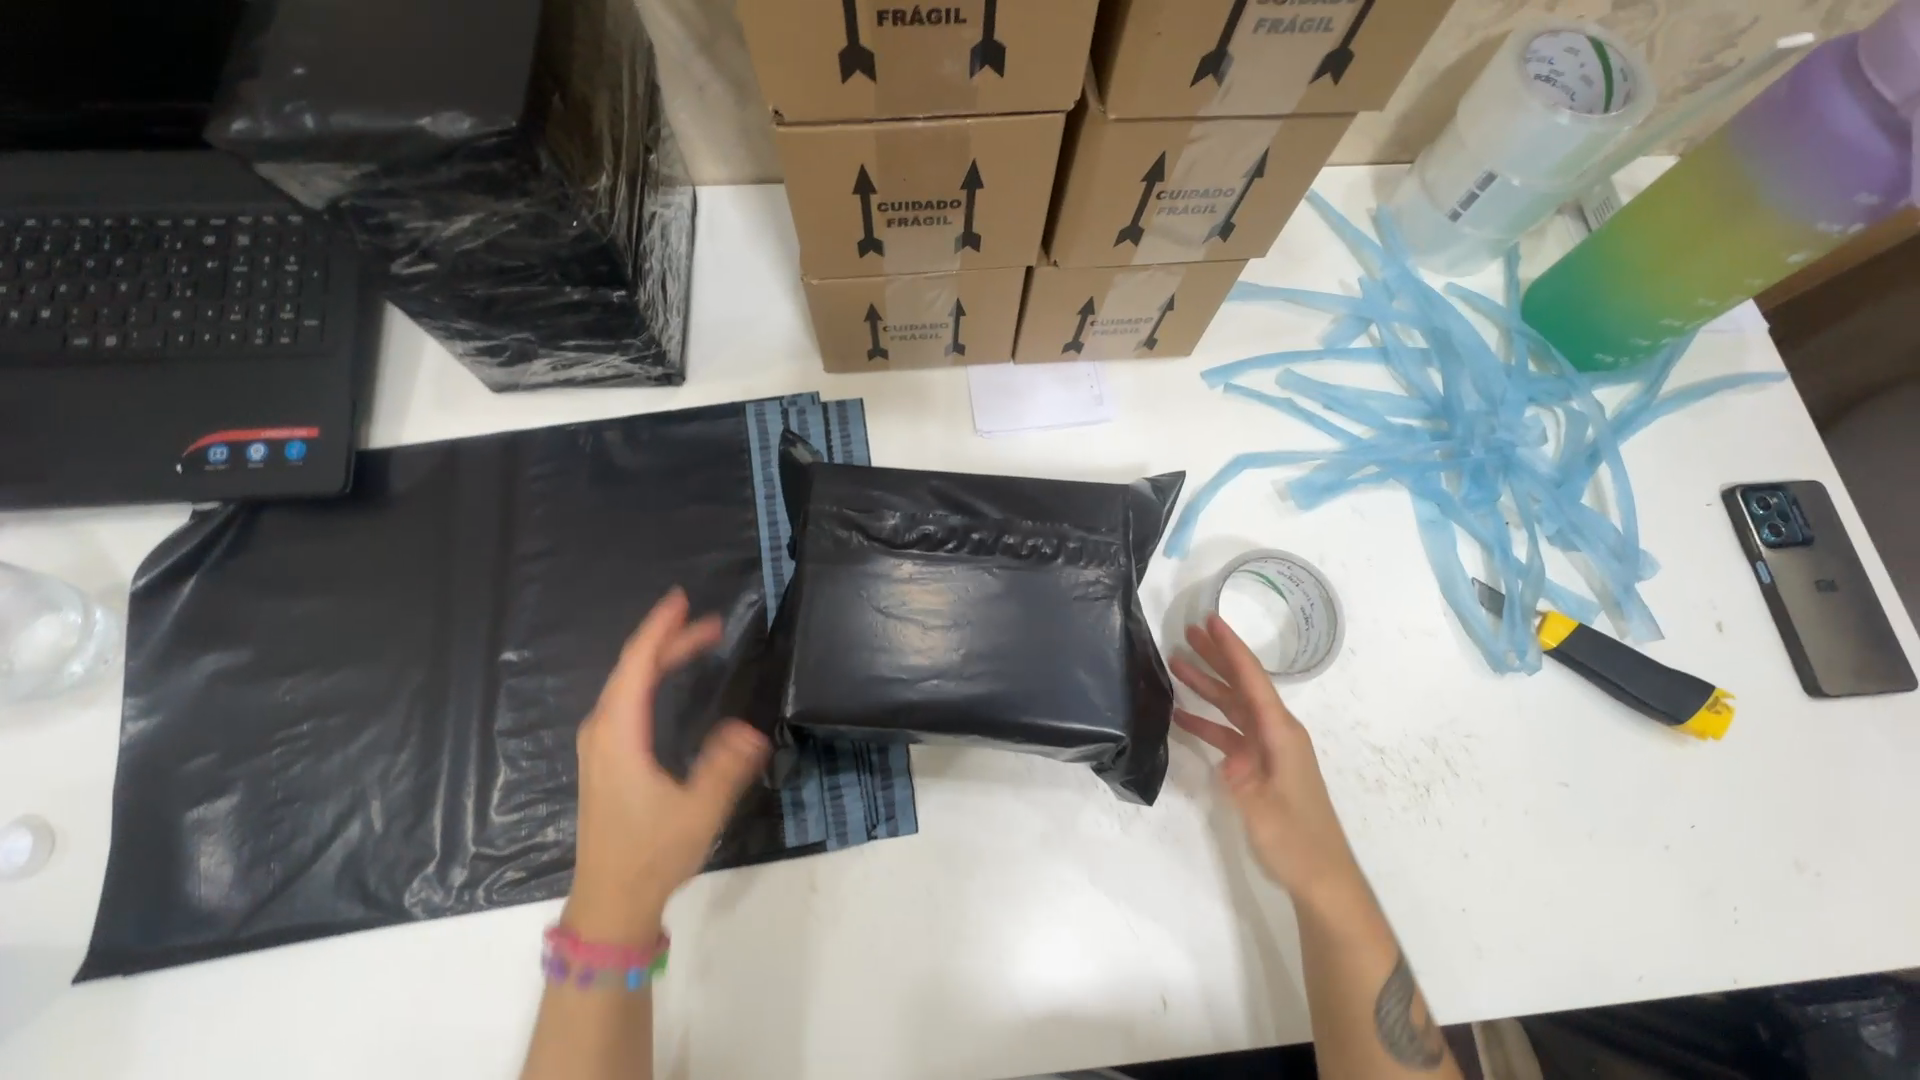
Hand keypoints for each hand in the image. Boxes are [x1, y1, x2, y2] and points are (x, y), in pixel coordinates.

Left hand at [565, 588, 770, 944]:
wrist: (611, 901)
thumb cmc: (652, 854)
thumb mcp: (698, 811)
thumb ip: (725, 768)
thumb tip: (751, 730)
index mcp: (619, 735)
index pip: (637, 666)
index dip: (660, 630)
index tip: (682, 600)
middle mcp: (601, 732)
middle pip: (631, 670)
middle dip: (669, 641)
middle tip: (711, 624)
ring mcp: (598, 746)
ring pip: (626, 686)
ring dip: (659, 659)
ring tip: (695, 643)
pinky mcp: (603, 760)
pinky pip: (624, 702)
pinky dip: (648, 680)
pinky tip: (667, 682)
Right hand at [1170, 615, 1365, 908]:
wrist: (1320, 876)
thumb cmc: (1295, 839)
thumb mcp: (1261, 805)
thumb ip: (1240, 773)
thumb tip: (1226, 756)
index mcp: (1280, 733)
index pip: (1252, 680)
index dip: (1231, 649)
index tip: (1211, 621)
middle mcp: (1275, 733)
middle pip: (1242, 685)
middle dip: (1217, 657)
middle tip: (1187, 631)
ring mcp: (1266, 750)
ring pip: (1232, 707)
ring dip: (1207, 686)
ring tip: (1175, 664)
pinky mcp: (1257, 767)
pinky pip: (1229, 734)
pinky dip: (1206, 723)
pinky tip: (1180, 715)